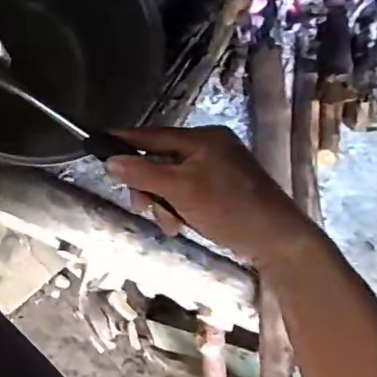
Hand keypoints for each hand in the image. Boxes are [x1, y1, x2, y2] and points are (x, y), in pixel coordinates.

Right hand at [106, 126, 318, 267]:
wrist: (279, 241)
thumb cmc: (231, 208)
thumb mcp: (181, 190)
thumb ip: (143, 173)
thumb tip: (110, 162)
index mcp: (204, 139)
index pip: (153, 135)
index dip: (125, 139)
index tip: (98, 140)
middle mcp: (210, 149)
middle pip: (159, 162)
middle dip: (148, 187)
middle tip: (144, 207)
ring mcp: (217, 170)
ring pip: (169, 182)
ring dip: (163, 204)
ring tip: (171, 223)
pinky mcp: (221, 191)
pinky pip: (185, 194)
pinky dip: (178, 209)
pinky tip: (182, 225)